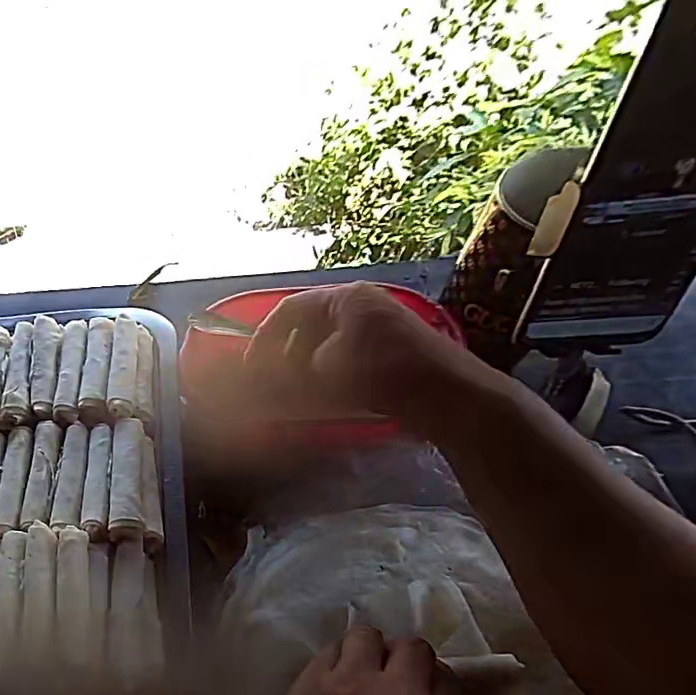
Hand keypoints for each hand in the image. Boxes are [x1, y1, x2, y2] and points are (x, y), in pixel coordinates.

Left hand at [228, 626, 460, 694]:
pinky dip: (335, 658)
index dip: (434, 681)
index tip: (420, 689)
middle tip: (390, 677)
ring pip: (367, 635)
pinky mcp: (310, 680)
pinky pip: (330, 648)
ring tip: (358, 672)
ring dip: (367, 650)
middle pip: (413, 647)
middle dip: (405, 658)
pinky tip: (330, 681)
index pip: (451, 680)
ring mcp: (349, 685)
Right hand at [241, 282, 495, 431]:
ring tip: (296, 390)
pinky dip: (327, 370)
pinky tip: (324, 393)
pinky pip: (345, 352)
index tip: (250, 366)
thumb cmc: (380, 374)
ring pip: (326, 340)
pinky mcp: (391, 346)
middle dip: (285, 351)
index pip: (289, 310)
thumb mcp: (324, 371)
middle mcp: (362, 303)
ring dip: (305, 363)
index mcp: (345, 299)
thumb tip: (261, 375)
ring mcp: (379, 323)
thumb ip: (287, 371)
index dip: (263, 338)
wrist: (445, 395)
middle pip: (308, 323)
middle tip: (272, 380)